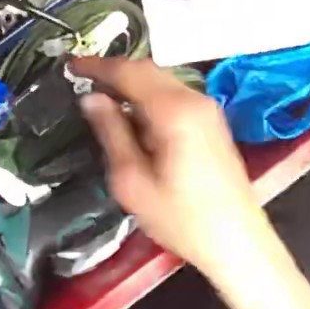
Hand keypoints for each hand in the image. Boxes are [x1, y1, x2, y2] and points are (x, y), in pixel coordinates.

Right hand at [71, 57, 285, 282]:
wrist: (237, 243)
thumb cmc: (182, 219)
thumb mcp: (133, 181)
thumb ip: (111, 133)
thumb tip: (92, 99)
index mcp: (174, 111)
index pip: (130, 72)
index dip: (97, 66)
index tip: (71, 65)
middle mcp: (195, 100)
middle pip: (148, 69)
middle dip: (114, 70)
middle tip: (82, 76)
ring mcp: (208, 109)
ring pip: (162, 79)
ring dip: (132, 80)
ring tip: (101, 92)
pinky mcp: (212, 121)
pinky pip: (174, 93)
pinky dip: (148, 93)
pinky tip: (132, 111)